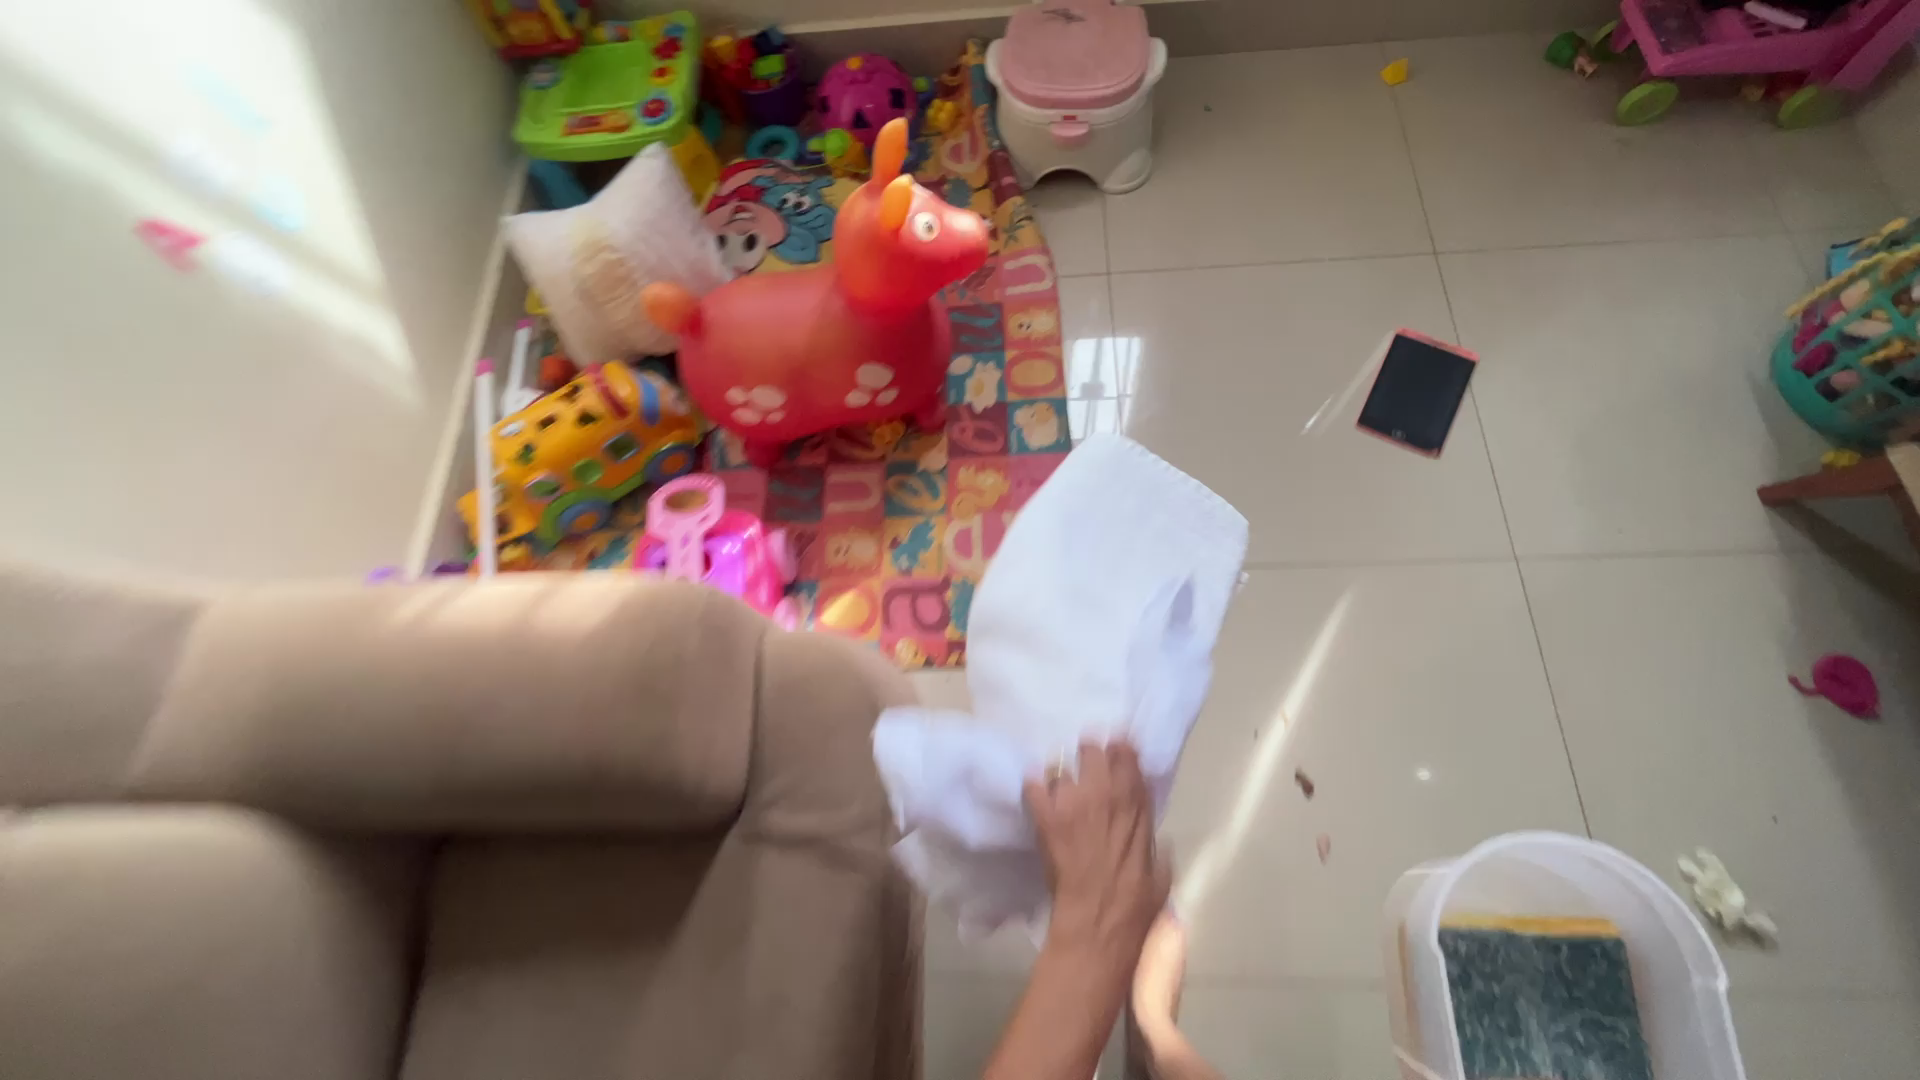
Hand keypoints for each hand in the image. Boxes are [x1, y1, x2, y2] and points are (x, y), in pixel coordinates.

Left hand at [1024, 740, 1170, 960]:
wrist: (1099, 922)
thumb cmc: (1136, 903)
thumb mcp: (1161, 869)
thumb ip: (1154, 843)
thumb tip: (1154, 836)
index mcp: (1136, 802)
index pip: (1125, 753)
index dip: (1116, 752)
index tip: (1111, 756)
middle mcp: (1106, 792)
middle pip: (1091, 749)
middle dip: (1084, 755)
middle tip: (1080, 768)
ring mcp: (1074, 800)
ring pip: (1060, 765)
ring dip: (1058, 778)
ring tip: (1056, 792)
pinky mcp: (1047, 815)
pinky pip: (1033, 785)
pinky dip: (1033, 790)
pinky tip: (1036, 800)